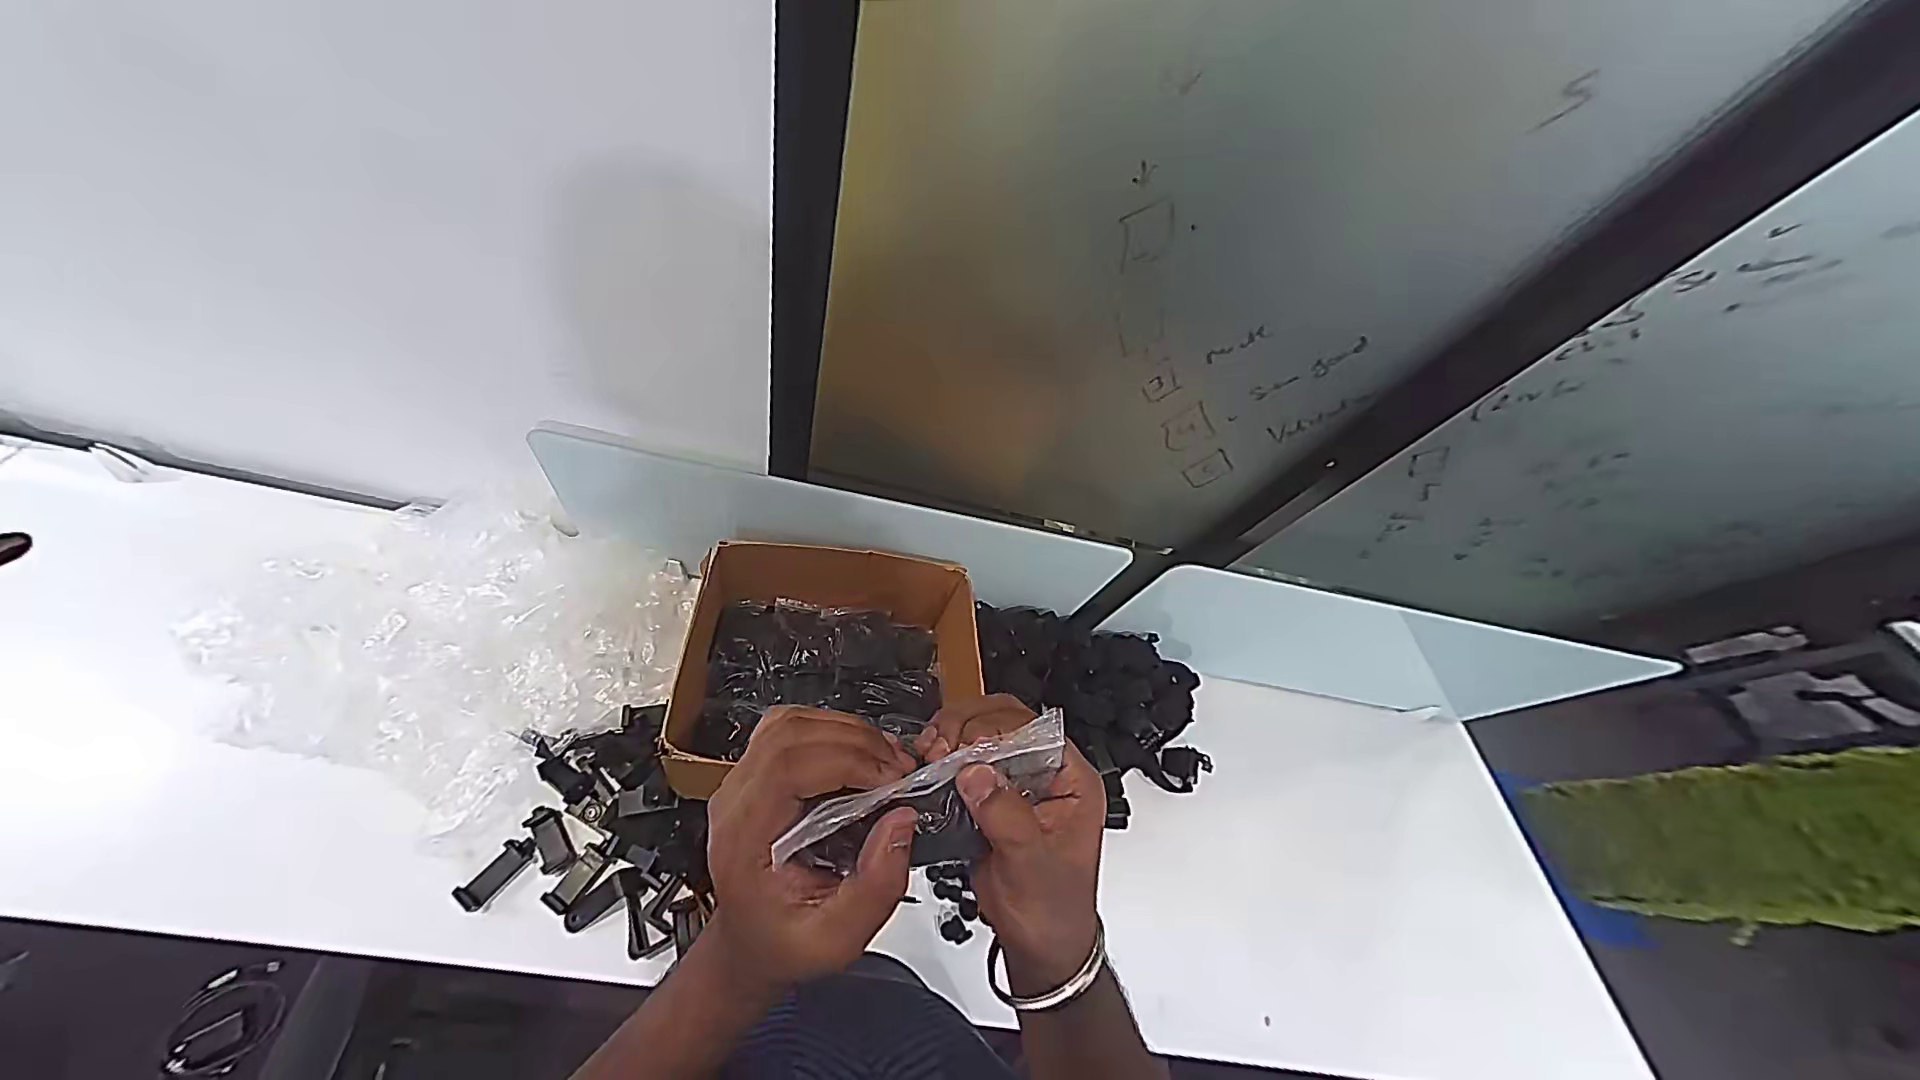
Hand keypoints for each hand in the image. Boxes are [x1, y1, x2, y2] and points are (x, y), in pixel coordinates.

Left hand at [703, 705, 918, 993]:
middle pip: (792, 734)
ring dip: (848, 730)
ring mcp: (743, 779)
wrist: (751, 940)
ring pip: (792, 721)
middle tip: (897, 768)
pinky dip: (833, 728)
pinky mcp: (759, 768)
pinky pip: (791, 725)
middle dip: (858, 742)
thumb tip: (902, 821)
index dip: (848, 760)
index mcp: (744, 839)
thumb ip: (876, 887)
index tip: (890, 778)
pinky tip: (859, 750)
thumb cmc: (782, 940)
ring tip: (884, 759)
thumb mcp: (836, 939)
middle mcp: (736, 799)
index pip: (787, 766)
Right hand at [921, 695, 1103, 994]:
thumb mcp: (1033, 864)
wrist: (1037, 945)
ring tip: (933, 752)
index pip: (1036, 732)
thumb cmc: (1052, 910)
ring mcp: (1012, 779)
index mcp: (1070, 780)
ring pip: (981, 731)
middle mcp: (1042, 772)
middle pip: (1005, 720)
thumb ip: (1007, 816)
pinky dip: (942, 754)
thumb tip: (976, 773)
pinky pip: (962, 758)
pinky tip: (929, 762)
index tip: (968, 745)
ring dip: (952, 734)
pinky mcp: (986, 792)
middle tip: (943, 746)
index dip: (999, 730)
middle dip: (969, 725)